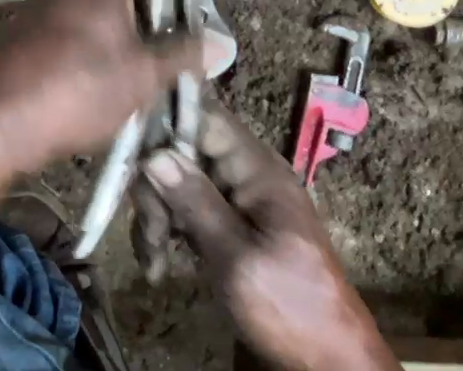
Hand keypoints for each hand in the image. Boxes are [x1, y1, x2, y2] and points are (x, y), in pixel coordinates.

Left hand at [0, 0, 201, 176]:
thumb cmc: (76, 88)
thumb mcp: (143, 76)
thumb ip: (182, 53)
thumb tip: (221, 41)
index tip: (183, 2)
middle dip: (144, 6)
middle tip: (167, 44)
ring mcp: (38, 5)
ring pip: (90, 6)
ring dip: (115, 30)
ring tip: (137, 71)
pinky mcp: (20, 33)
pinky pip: (64, 28)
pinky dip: (85, 46)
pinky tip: (94, 85)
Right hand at [134, 106, 399, 370]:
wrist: (330, 362)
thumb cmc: (290, 308)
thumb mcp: (238, 259)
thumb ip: (196, 203)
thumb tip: (154, 152)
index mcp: (258, 169)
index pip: (204, 116)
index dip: (164, 126)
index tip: (132, 156)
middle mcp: (246, 173)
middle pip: (183, 150)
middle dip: (156, 188)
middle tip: (152, 236)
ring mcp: (237, 197)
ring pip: (178, 181)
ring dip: (157, 216)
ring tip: (153, 260)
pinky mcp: (228, 222)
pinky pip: (186, 208)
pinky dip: (168, 231)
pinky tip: (158, 263)